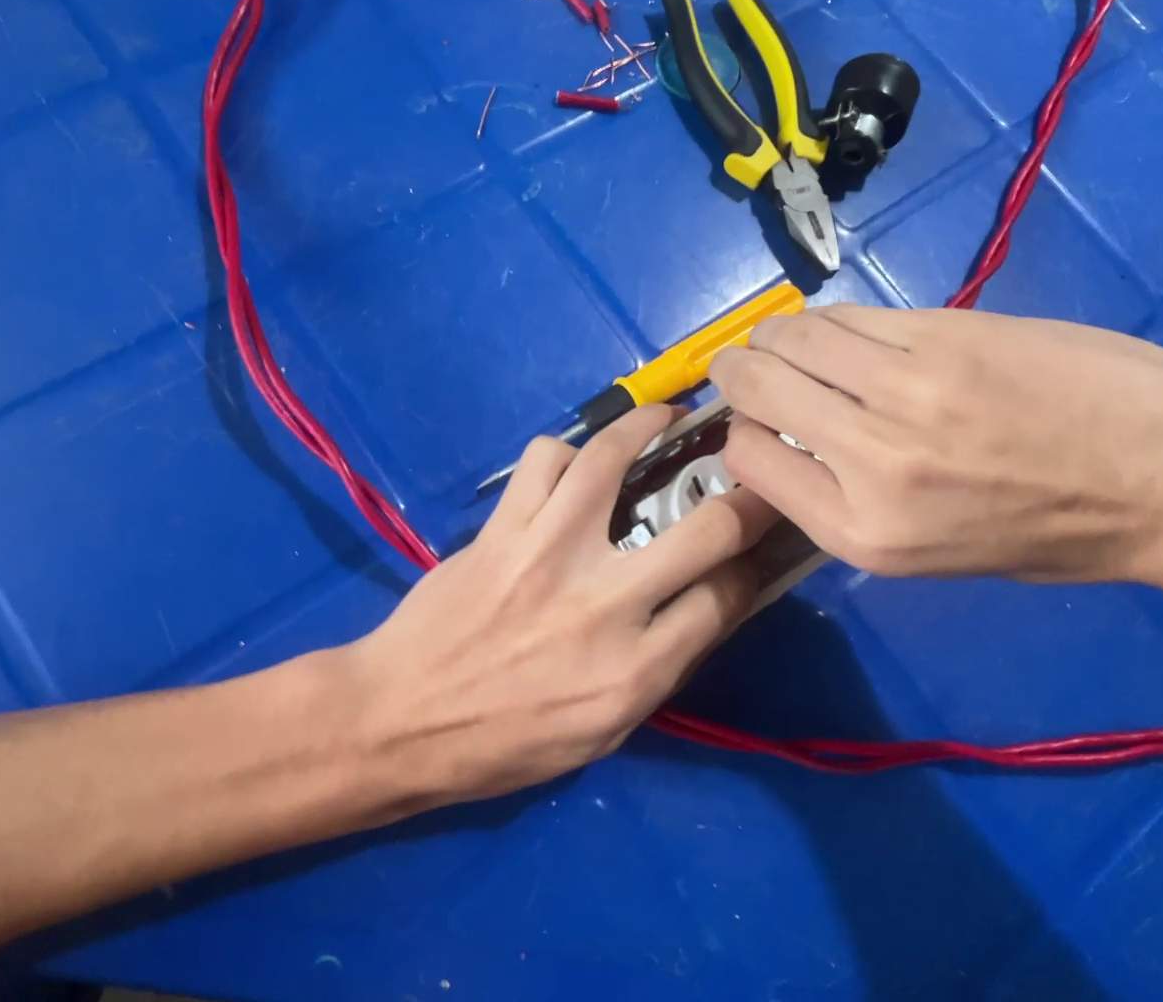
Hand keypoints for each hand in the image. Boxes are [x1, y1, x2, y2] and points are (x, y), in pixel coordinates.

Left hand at [348, 406, 778, 804]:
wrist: (400, 721)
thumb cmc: (504, 744)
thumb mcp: (601, 734)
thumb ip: (659, 669)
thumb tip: (706, 605)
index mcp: (636, 671)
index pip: (727, 598)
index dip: (758, 564)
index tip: (761, 545)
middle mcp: (603, 603)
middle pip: (706, 529)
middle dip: (750, 494)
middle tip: (754, 467)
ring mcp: (548, 554)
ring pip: (614, 462)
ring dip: (648, 427)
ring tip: (664, 418)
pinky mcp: (502, 529)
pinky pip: (544, 461)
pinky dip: (567, 452)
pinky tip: (575, 465)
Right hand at [709, 305, 1162, 582]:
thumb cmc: (1055, 534)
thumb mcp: (926, 551)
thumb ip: (842, 495)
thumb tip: (785, 435)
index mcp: (861, 531)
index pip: (747, 457)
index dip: (741, 430)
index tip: (756, 418)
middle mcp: (869, 460)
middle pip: (757, 386)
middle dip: (737, 370)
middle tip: (745, 364)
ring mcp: (908, 389)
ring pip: (795, 336)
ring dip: (779, 336)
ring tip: (794, 342)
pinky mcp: (947, 332)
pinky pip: (853, 314)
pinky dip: (834, 320)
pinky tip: (848, 331)